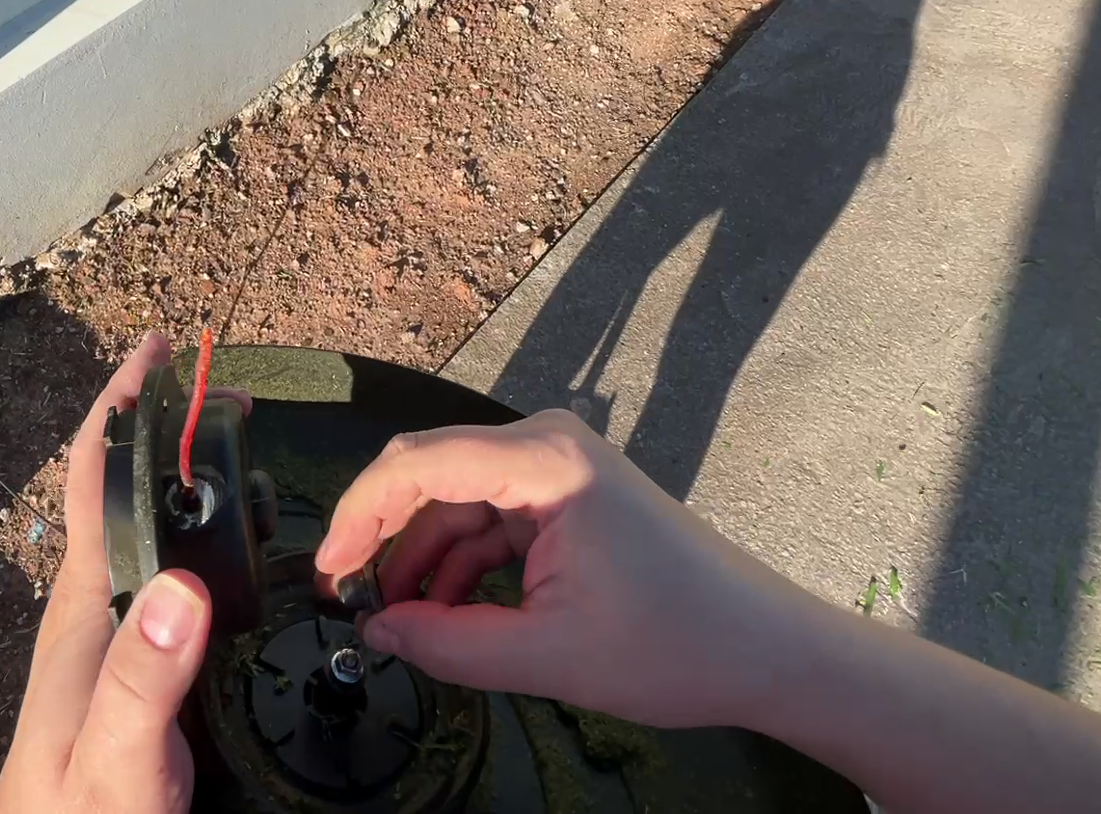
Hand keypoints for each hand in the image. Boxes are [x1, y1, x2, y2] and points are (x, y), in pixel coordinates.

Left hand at [0, 334, 249, 813]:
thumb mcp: (112, 757)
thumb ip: (140, 681)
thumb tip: (182, 587)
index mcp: (89, 596)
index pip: (96, 475)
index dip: (121, 405)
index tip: (154, 352)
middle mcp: (102, 591)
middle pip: (127, 480)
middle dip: (168, 423)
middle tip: (230, 398)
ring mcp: (120, 616)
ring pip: (152, 513)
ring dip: (187, 465)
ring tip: (236, 441)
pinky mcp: (142, 642)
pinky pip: (173, 552)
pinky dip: (200, 514)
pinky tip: (229, 522)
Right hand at [313, 409, 822, 728]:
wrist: (769, 649)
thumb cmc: (674, 646)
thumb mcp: (550, 655)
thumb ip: (450, 645)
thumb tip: (376, 634)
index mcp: (542, 461)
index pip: (421, 462)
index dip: (361, 511)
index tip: (331, 568)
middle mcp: (540, 445)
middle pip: (430, 473)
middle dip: (383, 532)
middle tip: (347, 590)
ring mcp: (549, 467)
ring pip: (453, 501)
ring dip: (419, 558)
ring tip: (396, 618)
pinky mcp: (556, 495)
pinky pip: (484, 520)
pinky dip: (457, 563)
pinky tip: (441, 610)